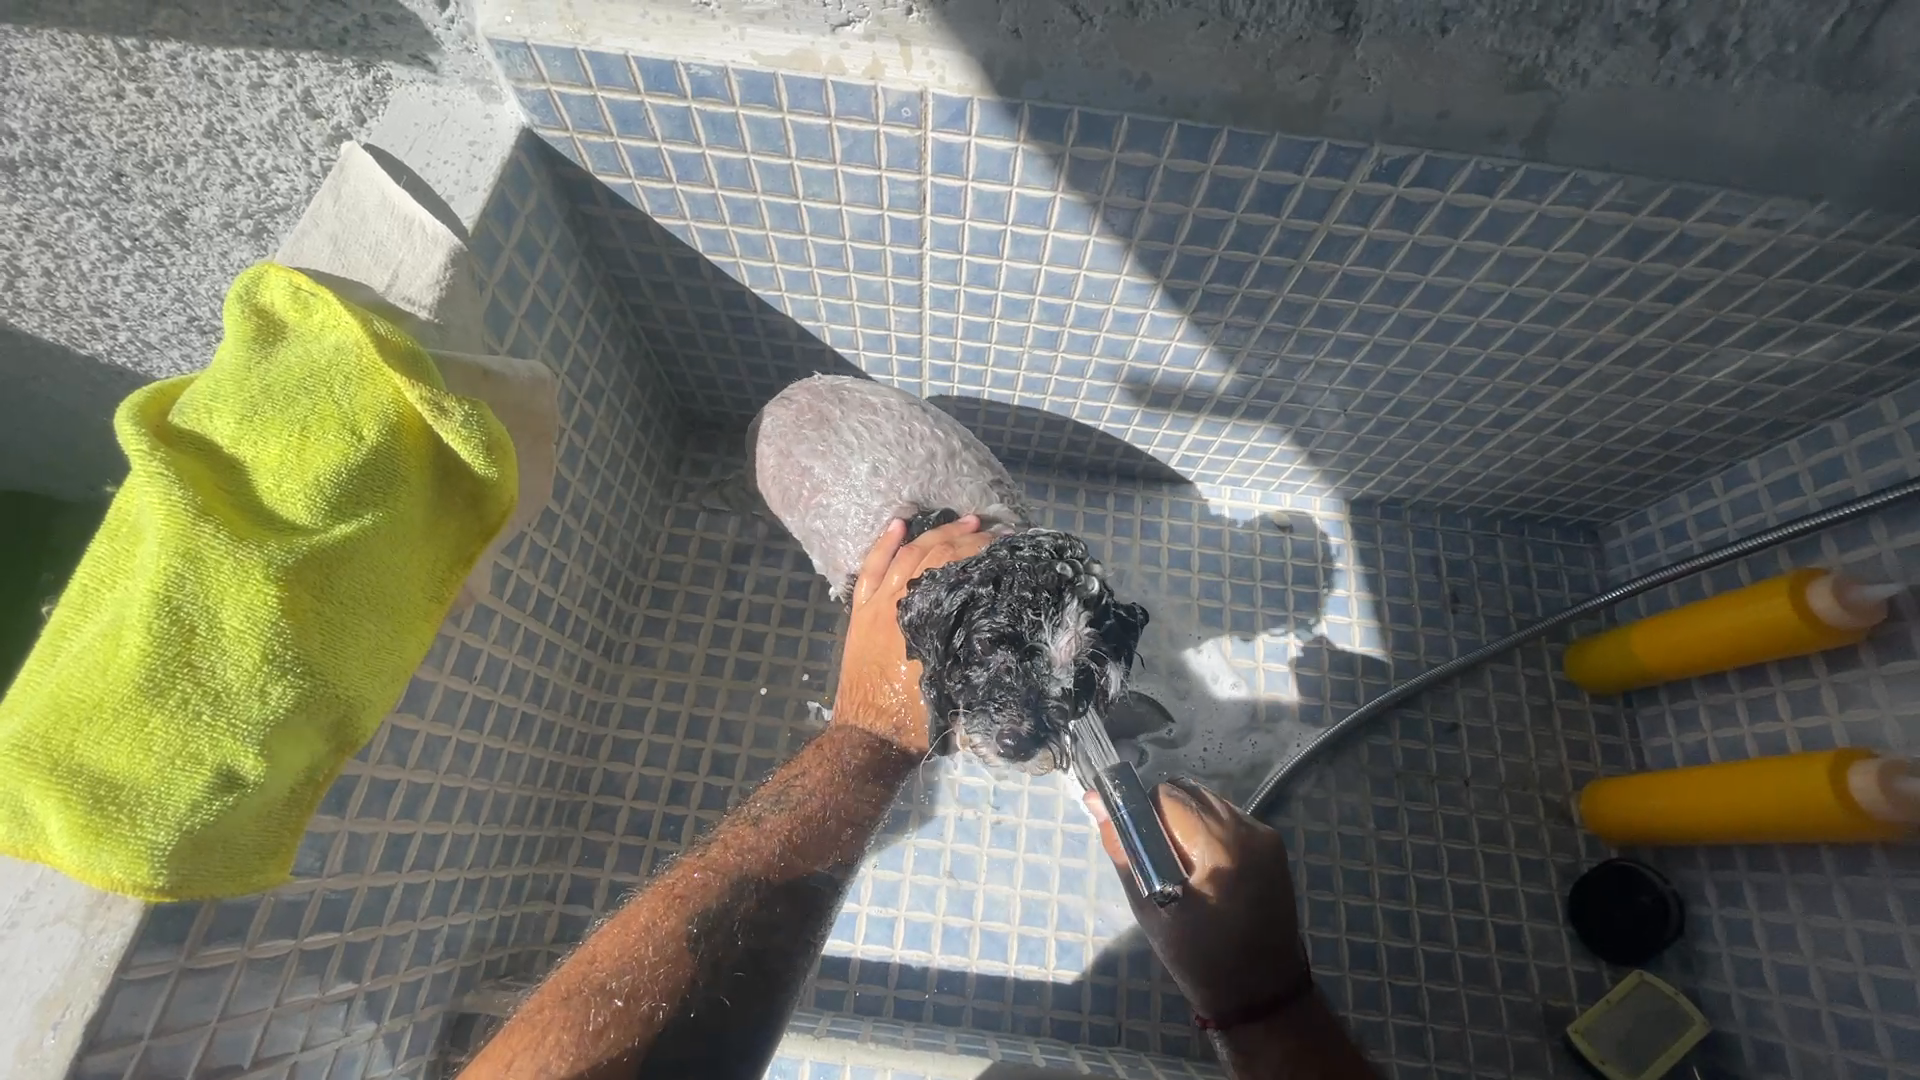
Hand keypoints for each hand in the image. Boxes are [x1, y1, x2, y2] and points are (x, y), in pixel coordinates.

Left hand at [833, 515, 990, 752]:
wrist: (870, 738)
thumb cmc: (918, 720)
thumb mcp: (959, 690)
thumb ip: (979, 661)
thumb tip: (1009, 635)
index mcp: (929, 623)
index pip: (957, 571)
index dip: (980, 553)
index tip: (1005, 546)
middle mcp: (903, 604)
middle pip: (935, 557)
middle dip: (965, 539)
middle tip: (992, 531)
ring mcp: (877, 605)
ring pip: (906, 555)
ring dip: (935, 534)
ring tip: (963, 522)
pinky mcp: (860, 613)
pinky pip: (871, 569)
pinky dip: (884, 544)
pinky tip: (899, 524)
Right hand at [1087, 778, 1308, 1020]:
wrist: (1262, 995)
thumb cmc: (1199, 958)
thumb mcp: (1149, 907)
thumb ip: (1123, 848)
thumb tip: (1094, 800)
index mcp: (1220, 846)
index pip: (1166, 795)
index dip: (1144, 813)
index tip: (1141, 845)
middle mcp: (1248, 830)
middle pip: (1188, 792)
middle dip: (1165, 815)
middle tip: (1159, 858)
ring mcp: (1265, 835)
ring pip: (1207, 801)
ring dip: (1186, 820)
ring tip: (1183, 865)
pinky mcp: (1274, 844)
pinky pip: (1227, 816)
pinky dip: (1208, 829)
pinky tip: (1206, 866)